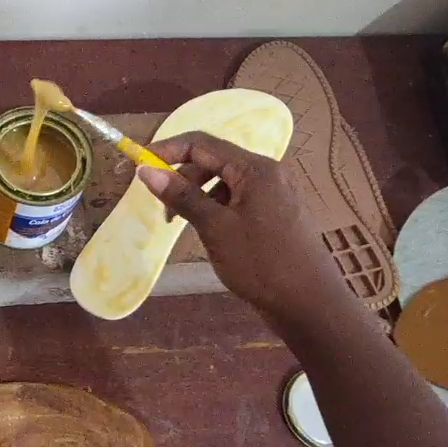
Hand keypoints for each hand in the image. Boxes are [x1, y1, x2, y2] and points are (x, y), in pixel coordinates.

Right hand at [137, 131, 348, 322]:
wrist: (308, 303)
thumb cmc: (260, 262)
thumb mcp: (214, 227)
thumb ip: (181, 195)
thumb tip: (146, 170)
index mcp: (255, 169)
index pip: (202, 143)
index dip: (167, 149)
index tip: (139, 165)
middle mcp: (266, 173)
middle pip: (212, 160)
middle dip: (181, 177)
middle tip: (162, 208)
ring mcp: (272, 193)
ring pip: (223, 181)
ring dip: (196, 194)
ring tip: (182, 224)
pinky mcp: (273, 212)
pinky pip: (236, 198)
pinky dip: (214, 207)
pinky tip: (207, 230)